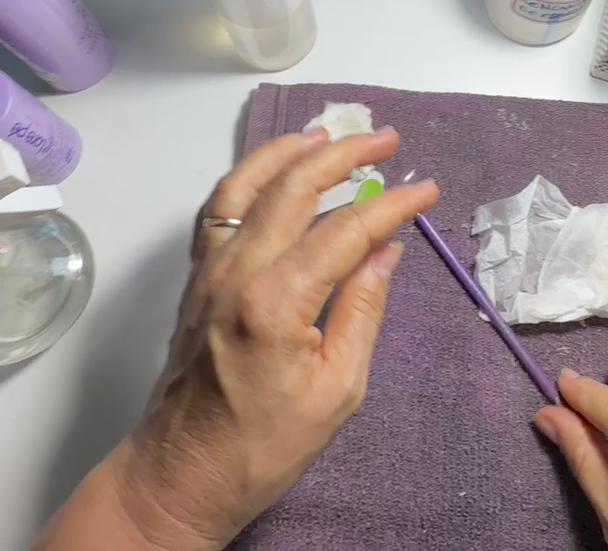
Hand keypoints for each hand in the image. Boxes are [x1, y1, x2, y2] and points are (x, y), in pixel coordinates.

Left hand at [37, 126, 438, 549]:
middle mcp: (237, 268)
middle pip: (296, 186)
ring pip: (248, 182)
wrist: (180, 474)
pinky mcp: (197, 272)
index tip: (426, 191)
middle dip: (346, 153)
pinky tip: (277, 167)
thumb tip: (386, 250)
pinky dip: (251, 173)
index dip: (392, 205)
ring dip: (292, 149)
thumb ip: (363, 309)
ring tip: (329, 132)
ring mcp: (210, 265)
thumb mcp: (338, 388)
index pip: (346, 230)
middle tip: (387, 140)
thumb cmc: (265, 443)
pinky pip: (220, 204)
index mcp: (276, 300)